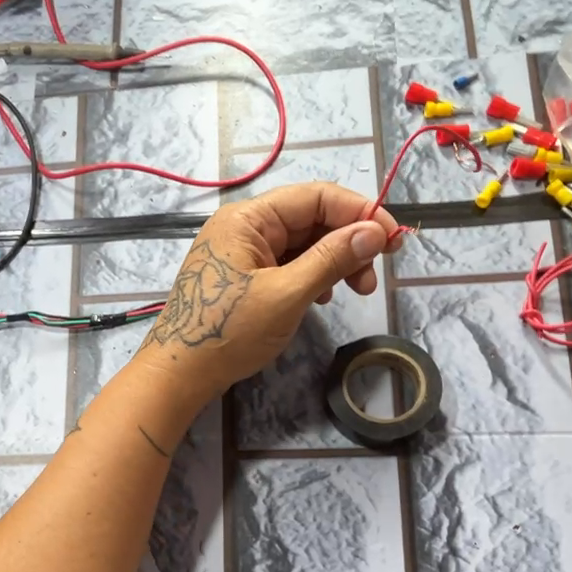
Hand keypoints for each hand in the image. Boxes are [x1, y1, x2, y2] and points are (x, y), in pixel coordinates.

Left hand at [131, 182, 399, 404]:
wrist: (180, 375)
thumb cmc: (228, 333)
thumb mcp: (286, 295)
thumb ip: (331, 260)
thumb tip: (374, 232)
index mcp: (248, 219)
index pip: (317, 197)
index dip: (360, 213)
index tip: (391, 241)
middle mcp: (244, 228)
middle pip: (311, 219)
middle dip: (349, 242)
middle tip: (374, 277)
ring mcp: (241, 254)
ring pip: (302, 244)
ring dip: (334, 262)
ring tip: (356, 291)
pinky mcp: (242, 279)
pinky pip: (287, 265)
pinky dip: (312, 277)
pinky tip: (323, 297)